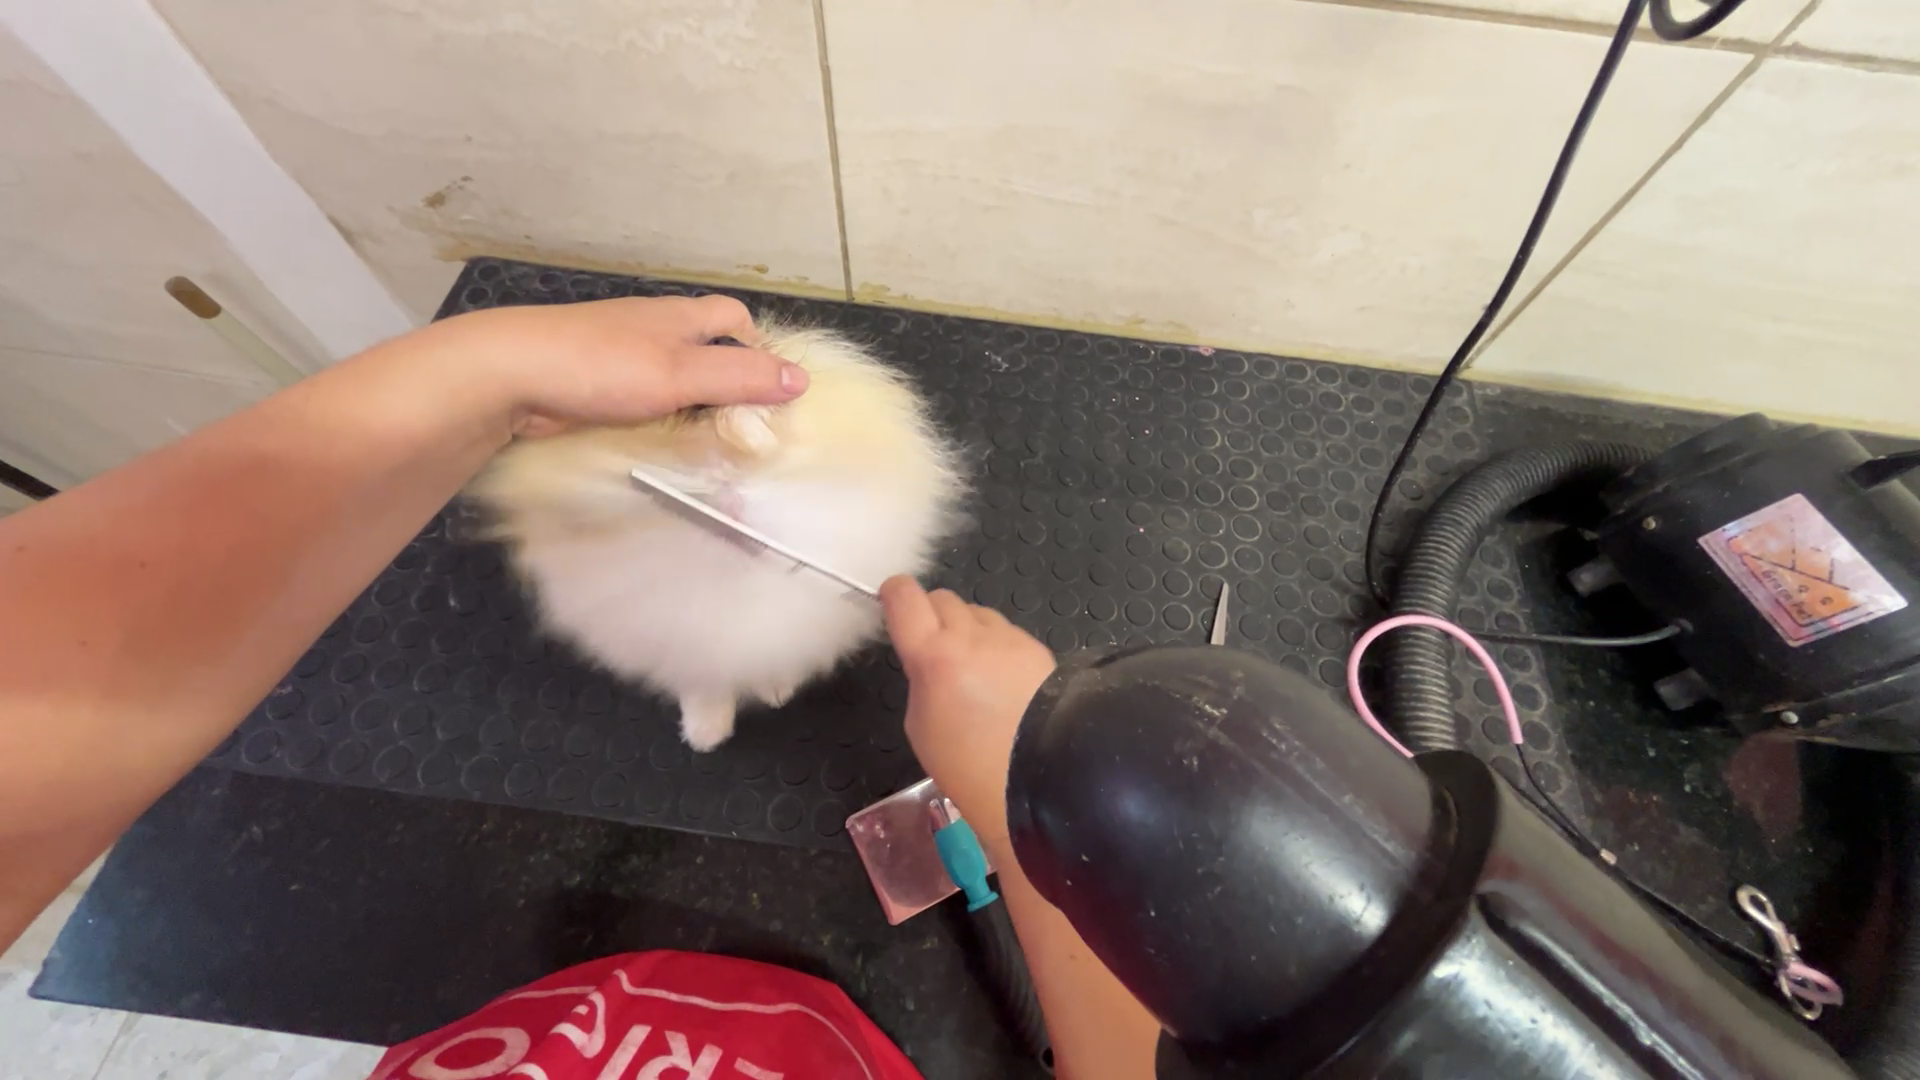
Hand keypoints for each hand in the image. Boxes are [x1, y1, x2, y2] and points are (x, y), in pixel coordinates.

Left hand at [422, 294, 808, 436]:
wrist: (509, 374)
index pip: (736, 318)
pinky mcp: (599, 381)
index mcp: (680, 317)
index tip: (767, 389)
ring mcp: (624, 354)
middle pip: (709, 348)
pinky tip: (662, 438)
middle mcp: (655, 329)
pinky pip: (647, 396)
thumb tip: (801, 380)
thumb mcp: (684, 373)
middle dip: (729, 381)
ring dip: (697, 403)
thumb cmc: (604, 365)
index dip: (759, 346)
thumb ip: (742, 377)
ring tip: (708, 439)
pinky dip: (663, 415)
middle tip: (741, 423)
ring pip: (677, 375)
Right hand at [881, 577, 1055, 849]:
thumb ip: (921, 676)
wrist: (1039, 780)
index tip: (892, 601)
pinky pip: (1006, 632)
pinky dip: (996, 646)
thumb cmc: (967, 767)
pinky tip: (1002, 680)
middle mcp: (971, 637)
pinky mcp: (1036, 648)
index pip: (905, 598)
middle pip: (942, 599)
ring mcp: (1008, 639)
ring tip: (973, 668)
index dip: (895, 594)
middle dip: (931, 616)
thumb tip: (930, 655)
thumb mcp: (919, 724)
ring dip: (967, 629)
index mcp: (932, 657)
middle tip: (934, 645)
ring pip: (977, 613)